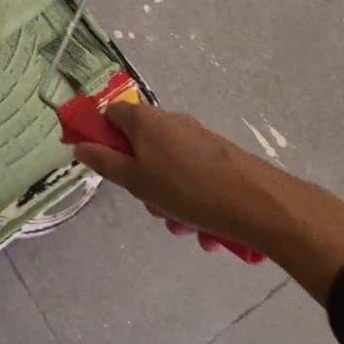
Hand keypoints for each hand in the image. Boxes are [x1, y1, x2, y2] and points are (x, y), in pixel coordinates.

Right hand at [72, 102, 286, 246]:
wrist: (264, 206)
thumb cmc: (189, 191)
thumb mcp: (137, 182)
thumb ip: (105, 163)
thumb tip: (80, 146)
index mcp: (145, 121)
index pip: (111, 114)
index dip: (103, 136)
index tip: (106, 163)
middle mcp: (171, 121)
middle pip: (141, 143)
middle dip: (141, 176)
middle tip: (149, 203)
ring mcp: (199, 138)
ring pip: (169, 164)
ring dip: (168, 194)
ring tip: (181, 226)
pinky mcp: (223, 156)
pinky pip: (195, 174)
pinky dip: (193, 197)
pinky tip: (204, 229)